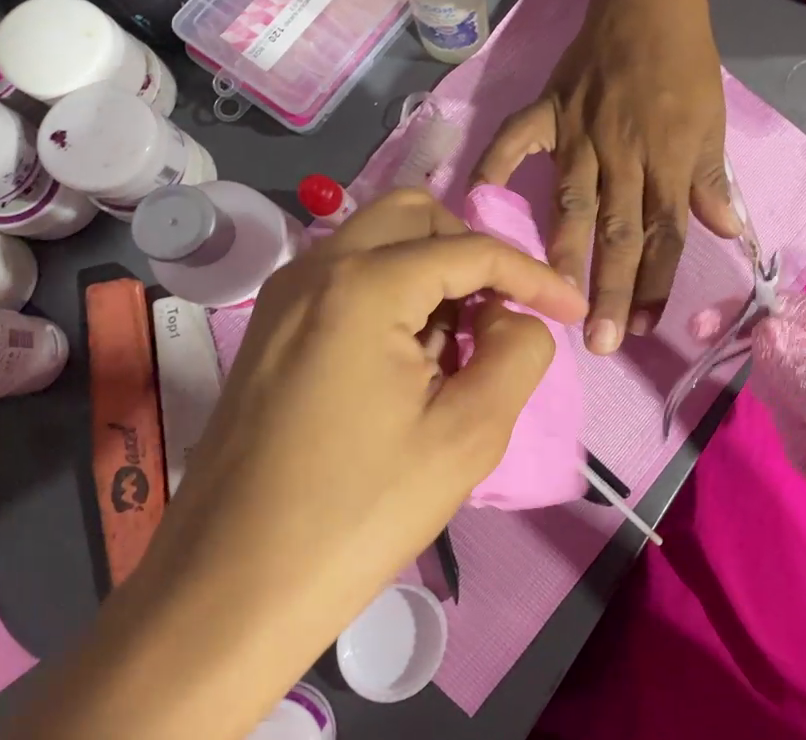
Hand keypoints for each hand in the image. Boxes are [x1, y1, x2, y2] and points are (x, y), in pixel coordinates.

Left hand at [174, 189, 587, 621]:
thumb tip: (513, 319)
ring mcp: (282, 299)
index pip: (471, 249)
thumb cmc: (360, 511)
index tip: (573, 311)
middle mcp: (314, 270)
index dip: (534, 276)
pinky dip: (393, 297)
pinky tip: (409, 363)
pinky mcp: (269, 333)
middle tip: (503, 314)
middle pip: (414, 216)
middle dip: (472, 252)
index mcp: (362, 284)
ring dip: (432, 275)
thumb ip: (518, 353)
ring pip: (377, 243)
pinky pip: (346, 281)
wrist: (233, 590)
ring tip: (458, 350)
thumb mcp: (469, 433)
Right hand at [473, 0, 740, 355]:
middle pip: (619, 230)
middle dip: (611, 288)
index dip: (658, 282)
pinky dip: (494, 167)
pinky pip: (515, 140)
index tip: (646, 328)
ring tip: (549, 301)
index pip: (665, 232)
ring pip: (571, 202)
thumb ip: (714, 180)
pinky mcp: (548, 107)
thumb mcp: (713, 120)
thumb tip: (728, 233)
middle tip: (600, 343)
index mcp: (669, 159)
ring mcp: (580, 131)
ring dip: (562, 253)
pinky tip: (472, 203)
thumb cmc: (685, 64)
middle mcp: (624, 154)